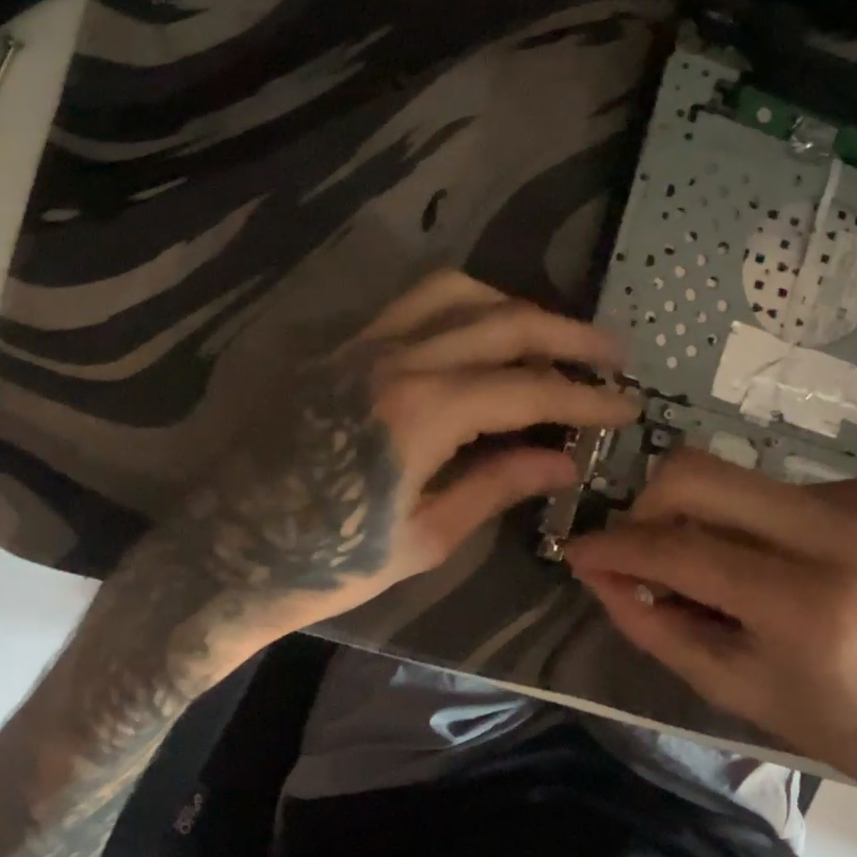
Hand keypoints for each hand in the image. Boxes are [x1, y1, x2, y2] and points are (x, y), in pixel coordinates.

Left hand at [168, 270, 638, 654]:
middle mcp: (394, 358)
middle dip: (566, 336)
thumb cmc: (328, 562)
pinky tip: (477, 339)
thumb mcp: (425, 537)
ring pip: (452, 294)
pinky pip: (408, 308)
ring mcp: (358, 347)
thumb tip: (563, 459)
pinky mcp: (335, 352)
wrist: (230, 556)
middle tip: (613, 354)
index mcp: (422, 411)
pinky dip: (458, 309)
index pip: (527, 388)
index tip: (627, 406)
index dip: (584, 398)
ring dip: (510, 307)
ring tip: (548, 337)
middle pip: (501, 322)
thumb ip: (497, 485)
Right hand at [562, 447, 856, 839]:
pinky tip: (769, 568)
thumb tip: (594, 574)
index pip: (677, 548)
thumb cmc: (844, 727)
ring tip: (711, 575)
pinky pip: (776, 491)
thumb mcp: (732, 686)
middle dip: (645, 507)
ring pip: (734, 479)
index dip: (612, 547)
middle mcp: (839, 532)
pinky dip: (749, 524)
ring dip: (700, 520)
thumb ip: (652, 624)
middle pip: (697, 473)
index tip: (576, 552)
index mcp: (805, 602)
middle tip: (637, 550)